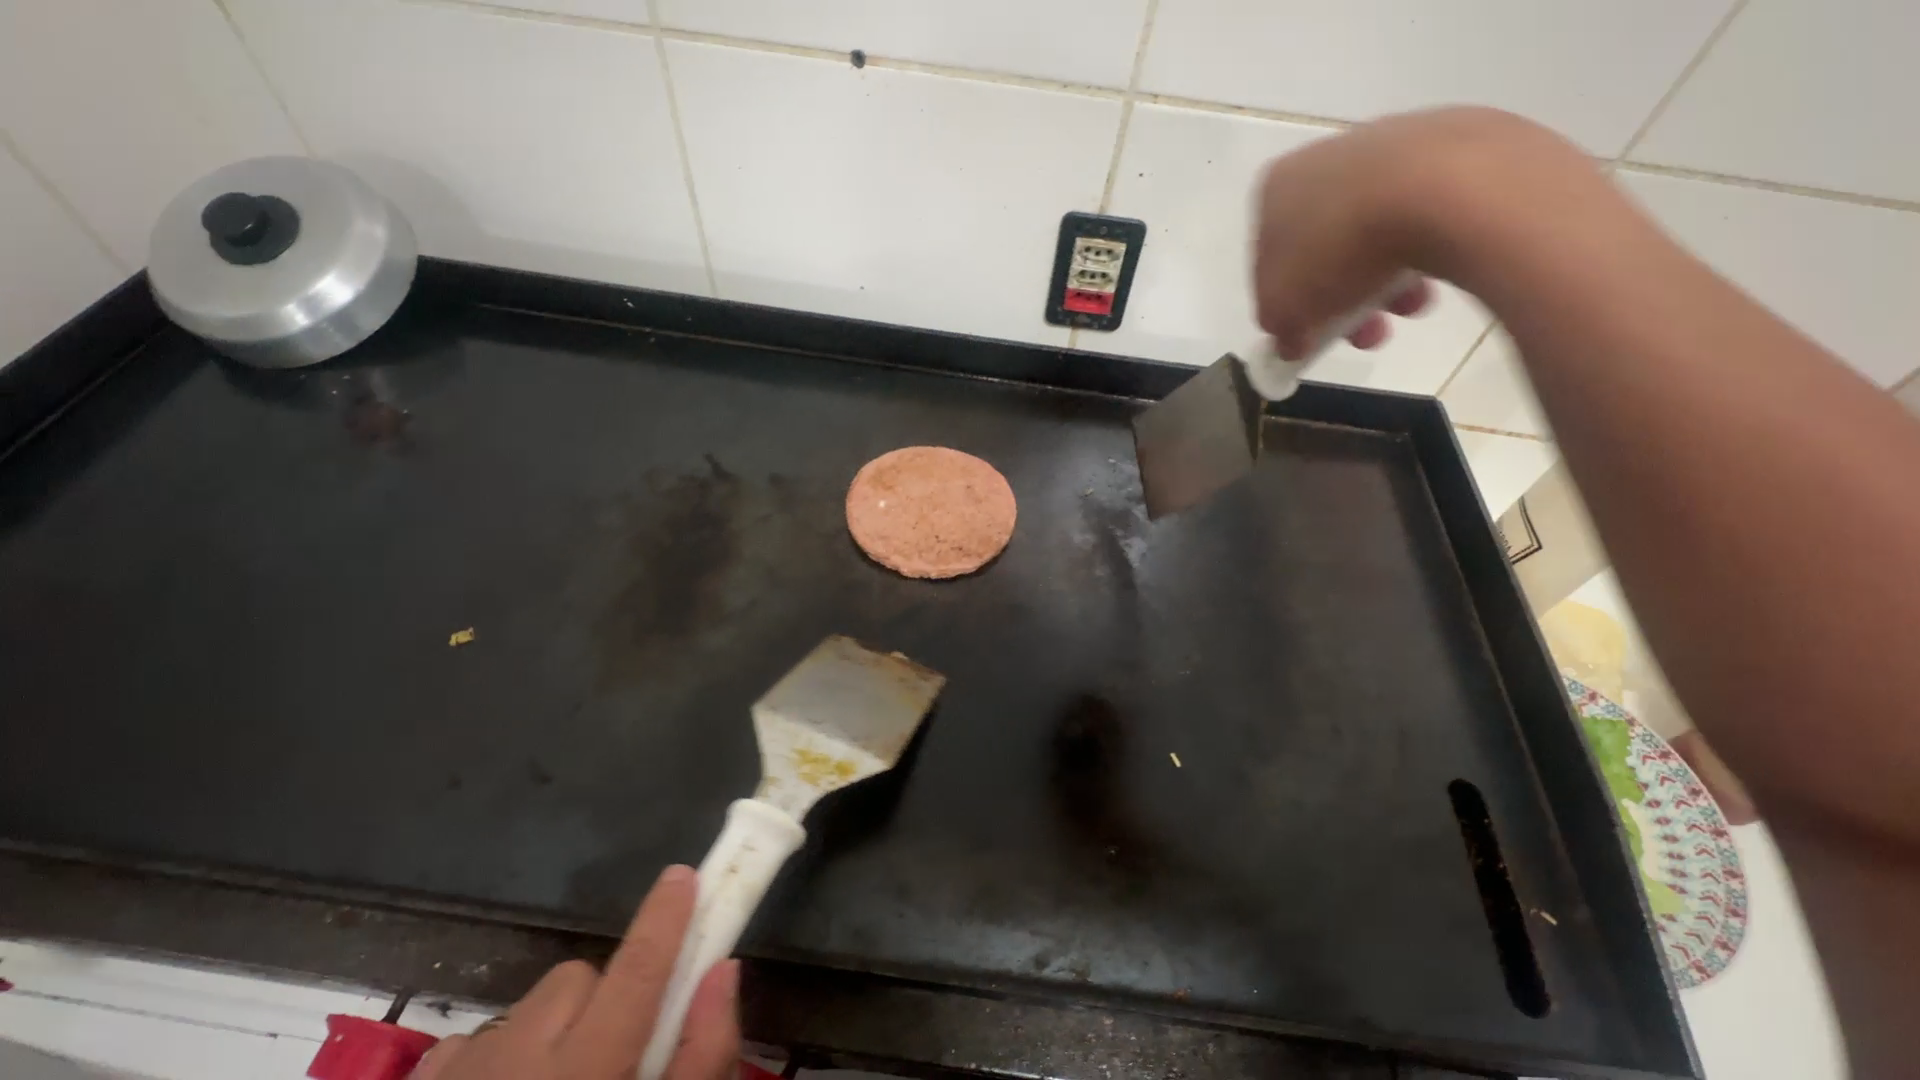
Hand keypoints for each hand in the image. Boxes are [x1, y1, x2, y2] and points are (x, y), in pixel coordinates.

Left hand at [414, 865, 738, 1079]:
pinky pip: (477, 1037)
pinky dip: (504, 1053)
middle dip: (612, 999)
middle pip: (582, 981)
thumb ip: (702, 1056)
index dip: (668, 918)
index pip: (638, 971)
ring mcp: (461, 1071)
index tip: (687, 875)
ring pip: (532, 1005)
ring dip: (559, 1027)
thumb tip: (723, 971)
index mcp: (585, 1070)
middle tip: (623, 1053)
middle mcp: (515, 1058)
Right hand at [1251, 106, 1565, 358]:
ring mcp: (1387, 147)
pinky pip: (1420, 216)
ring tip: (1410, 309)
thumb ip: (1278, 326)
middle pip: (1324, 249)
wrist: (1444, 187)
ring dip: (1385, 284)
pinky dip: (1422, 251)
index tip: (1309, 335)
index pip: (1269, 257)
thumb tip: (1290, 340)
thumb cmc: (1339, 246)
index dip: (1286, 303)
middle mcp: (1324, 157)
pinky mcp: (1445, 148)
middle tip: (1367, 334)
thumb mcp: (1285, 308)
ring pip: (1373, 236)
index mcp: (1276, 187)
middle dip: (1343, 301)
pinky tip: (1437, 277)